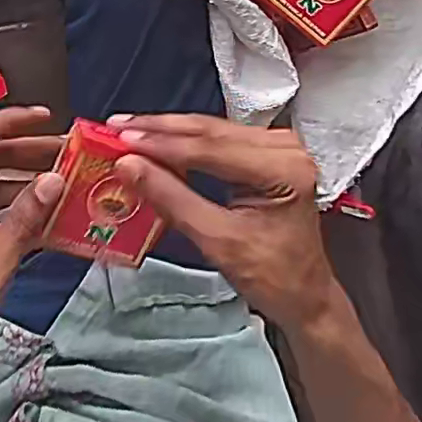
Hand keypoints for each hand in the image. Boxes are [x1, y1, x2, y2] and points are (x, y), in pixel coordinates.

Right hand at [110, 114, 339, 330]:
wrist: (305, 295)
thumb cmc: (271, 276)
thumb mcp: (217, 241)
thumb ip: (171, 198)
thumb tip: (127, 165)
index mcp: (283, 168)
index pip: (211, 149)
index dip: (162, 145)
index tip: (122, 140)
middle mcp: (285, 146)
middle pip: (210, 132)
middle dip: (159, 130)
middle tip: (117, 127)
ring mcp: (278, 144)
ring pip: (211, 130)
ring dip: (168, 131)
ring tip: (128, 129)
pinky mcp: (266, 148)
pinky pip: (218, 137)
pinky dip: (184, 140)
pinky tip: (156, 137)